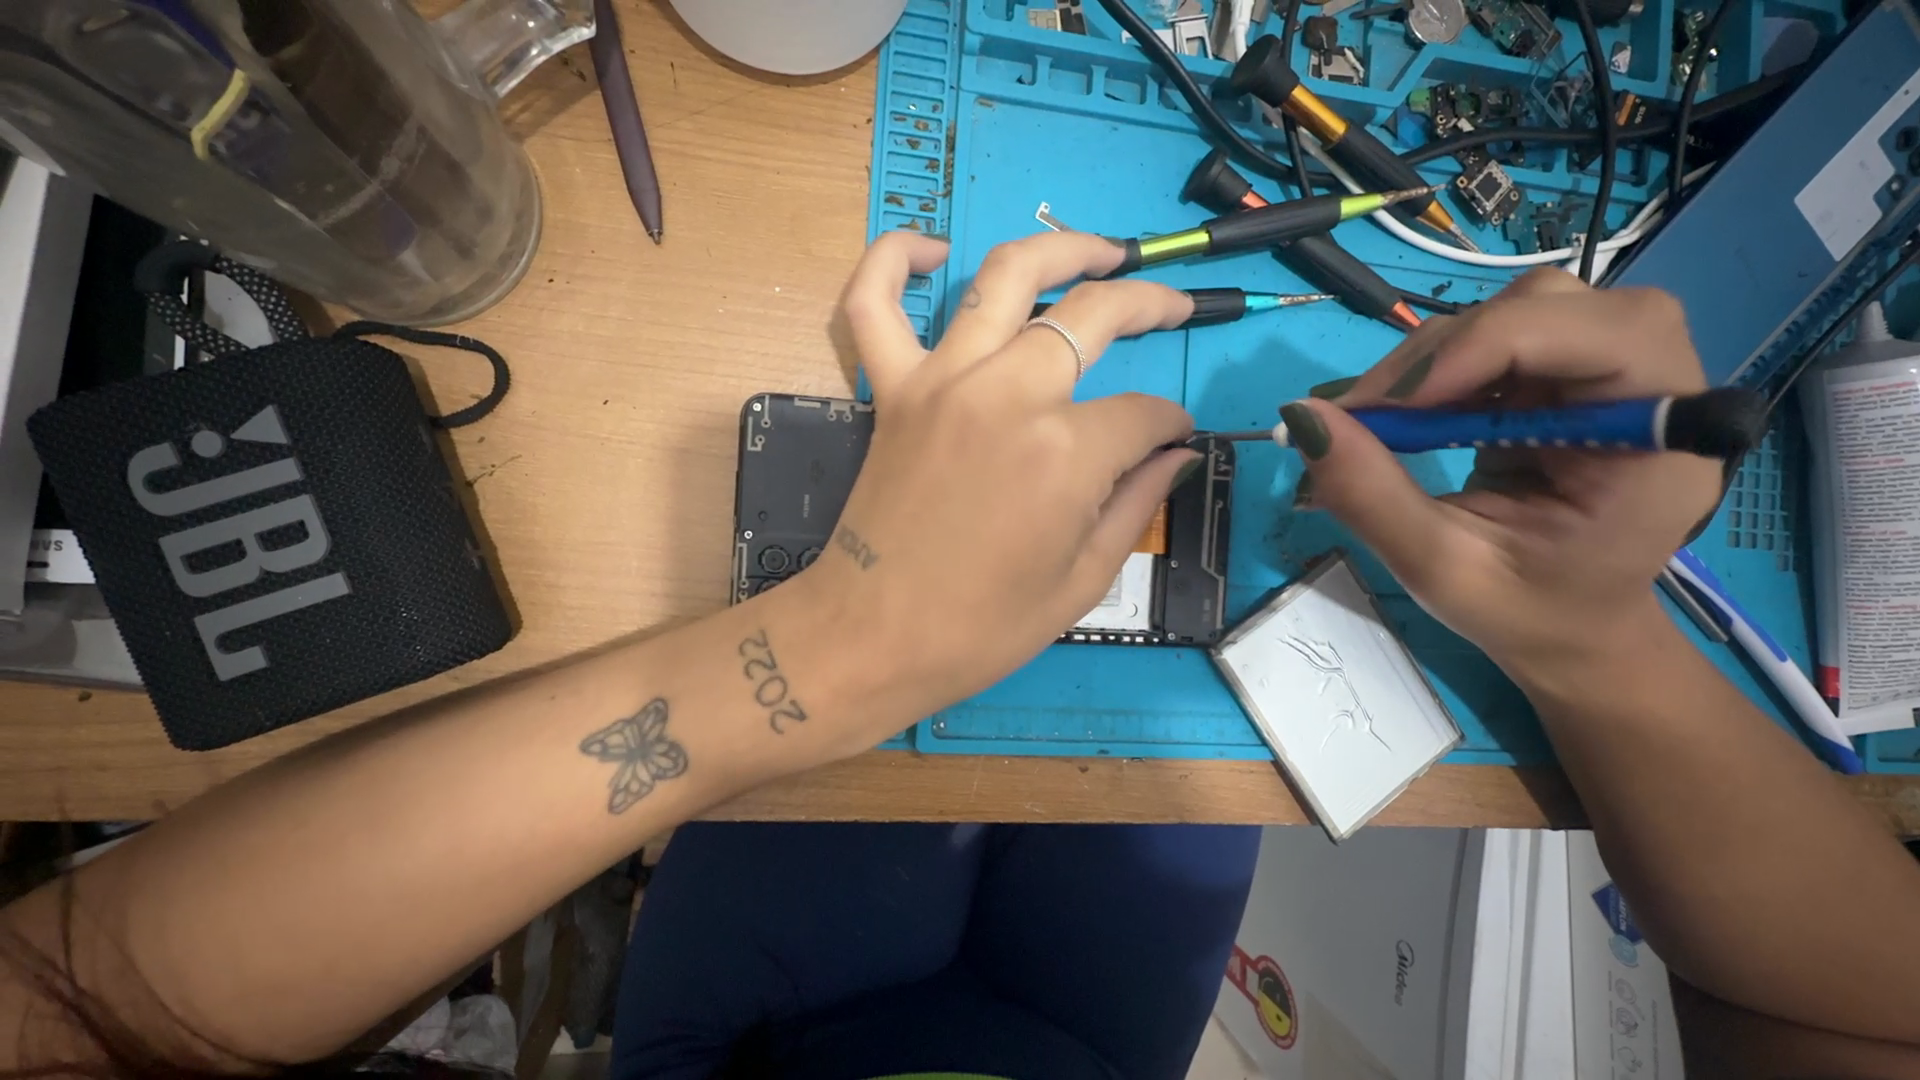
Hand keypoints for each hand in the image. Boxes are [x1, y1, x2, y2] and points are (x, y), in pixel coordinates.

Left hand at [790, 231, 1196, 740]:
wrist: (876, 636)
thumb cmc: (983, 627)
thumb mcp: (1082, 581)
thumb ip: (1138, 504)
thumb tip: (1177, 455)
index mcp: (1068, 453)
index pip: (1144, 412)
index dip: (1170, 425)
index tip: (1172, 440)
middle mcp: (1010, 394)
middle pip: (1093, 316)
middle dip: (1150, 303)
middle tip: (1174, 305)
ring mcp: (943, 381)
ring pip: (1005, 278)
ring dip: (1061, 248)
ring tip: (1100, 248)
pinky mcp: (891, 388)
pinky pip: (873, 304)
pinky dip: (893, 260)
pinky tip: (931, 248)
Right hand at [1282, 268, 1723, 686]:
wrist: (1568, 628)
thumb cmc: (1526, 613)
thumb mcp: (1440, 569)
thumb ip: (1372, 495)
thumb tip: (1301, 419)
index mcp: (1661, 443)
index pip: (1595, 336)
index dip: (1480, 349)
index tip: (1380, 409)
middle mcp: (1650, 388)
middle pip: (1549, 309)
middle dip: (1443, 353)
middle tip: (1364, 416)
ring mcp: (1603, 378)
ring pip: (1509, 316)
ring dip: (1426, 361)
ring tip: (1371, 422)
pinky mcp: (1559, 382)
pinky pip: (1487, 344)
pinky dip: (1428, 374)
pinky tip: (1398, 417)